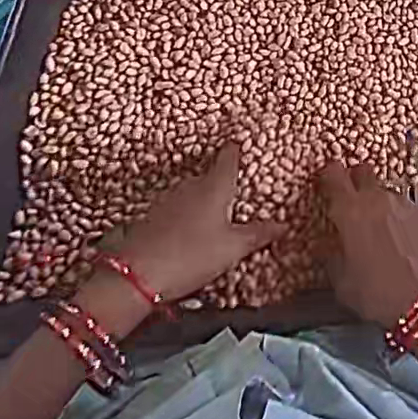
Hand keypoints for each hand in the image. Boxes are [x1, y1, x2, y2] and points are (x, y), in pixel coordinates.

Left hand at [92, 144, 282, 301]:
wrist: (135, 276)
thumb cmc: (191, 255)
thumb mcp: (233, 248)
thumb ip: (258, 234)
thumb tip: (281, 225)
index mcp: (215, 186)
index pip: (228, 158)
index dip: (235, 150)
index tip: (240, 142)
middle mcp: (191, 186)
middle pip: (210, 176)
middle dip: (221, 182)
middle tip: (235, 192)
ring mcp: (168, 201)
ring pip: (192, 193)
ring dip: (202, 201)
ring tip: (214, 218)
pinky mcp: (151, 218)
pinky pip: (176, 210)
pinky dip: (186, 217)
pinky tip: (190, 235)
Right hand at [319, 161, 417, 329]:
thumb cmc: (379, 292)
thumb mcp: (342, 281)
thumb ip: (330, 255)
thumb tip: (323, 245)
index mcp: (350, 210)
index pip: (333, 174)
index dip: (327, 174)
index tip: (323, 181)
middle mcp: (376, 199)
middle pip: (362, 171)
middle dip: (353, 180)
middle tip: (349, 200)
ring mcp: (402, 203)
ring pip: (383, 191)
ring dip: (376, 203)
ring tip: (377, 232)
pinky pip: (403, 206)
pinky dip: (397, 217)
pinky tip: (399, 241)